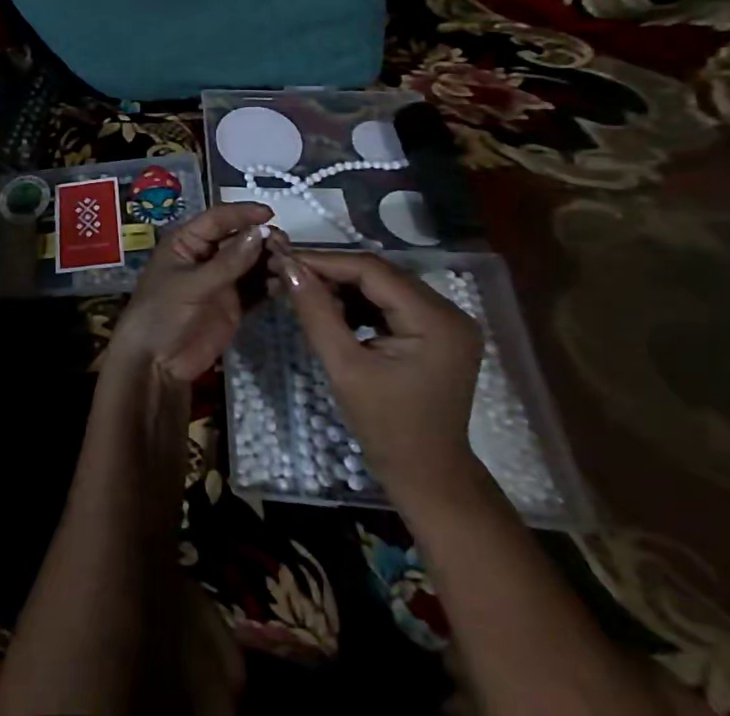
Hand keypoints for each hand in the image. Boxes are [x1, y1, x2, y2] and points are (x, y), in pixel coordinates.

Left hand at [110, 202, 272, 381]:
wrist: (156, 361)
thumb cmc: (162, 313)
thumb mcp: (192, 285)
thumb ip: (227, 262)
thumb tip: (259, 234)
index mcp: (185, 243)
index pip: (216, 220)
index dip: (241, 214)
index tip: (270, 214)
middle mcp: (205, 257)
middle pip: (239, 240)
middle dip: (262, 240)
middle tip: (285, 246)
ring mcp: (221, 281)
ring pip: (251, 263)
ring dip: (270, 261)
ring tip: (290, 264)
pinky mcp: (233, 304)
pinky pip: (257, 288)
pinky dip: (271, 284)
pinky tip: (287, 283)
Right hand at [267, 237, 487, 505]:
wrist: (424, 470)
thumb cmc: (384, 424)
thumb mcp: (344, 366)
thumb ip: (316, 312)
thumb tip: (287, 268)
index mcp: (435, 319)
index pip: (372, 271)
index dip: (323, 261)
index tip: (281, 258)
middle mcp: (448, 311)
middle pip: (378, 275)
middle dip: (328, 271)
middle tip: (282, 272)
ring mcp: (444, 322)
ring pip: (381, 287)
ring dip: (338, 286)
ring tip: (295, 288)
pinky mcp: (434, 333)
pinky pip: (388, 304)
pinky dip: (354, 303)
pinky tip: (323, 307)